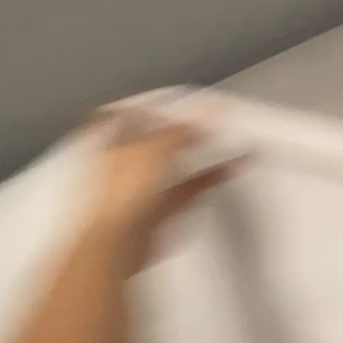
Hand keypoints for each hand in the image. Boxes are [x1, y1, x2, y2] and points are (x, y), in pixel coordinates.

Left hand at [83, 106, 239, 266]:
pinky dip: (210, 177)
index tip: (171, 98)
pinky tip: (229, 168)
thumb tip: (200, 119)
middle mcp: (125, 165)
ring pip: (176, 162)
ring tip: (225, 140)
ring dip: (200, 152)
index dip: (147, 105)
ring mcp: (144, 188)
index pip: (125, 116)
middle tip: (205, 118)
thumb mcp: (151, 152)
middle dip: (180, 129)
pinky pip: (192, 186)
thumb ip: (178, 133)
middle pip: (154, 139)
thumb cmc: (120, 199)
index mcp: (112, 146)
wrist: (119, 244)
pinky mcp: (163, 209)